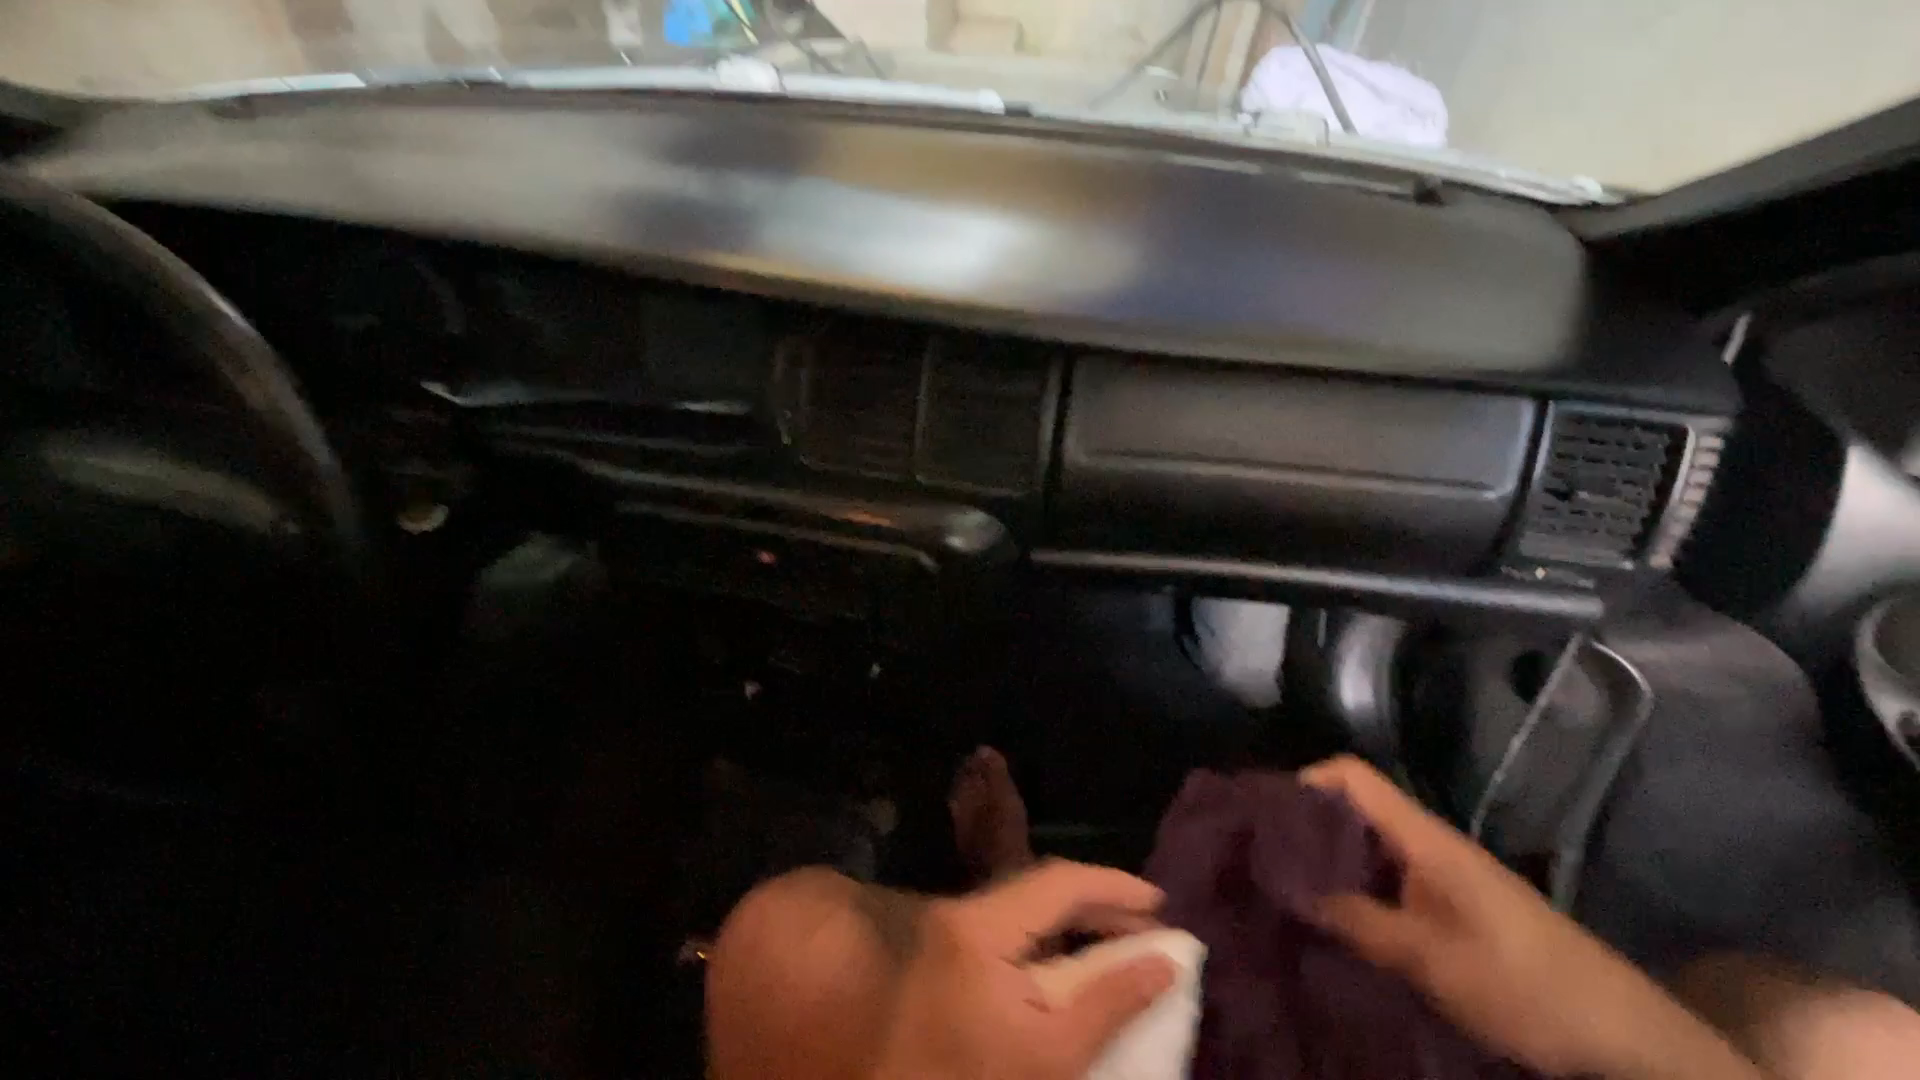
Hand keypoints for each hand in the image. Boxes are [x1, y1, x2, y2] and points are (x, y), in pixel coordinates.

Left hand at [874, 859, 1176, 1079]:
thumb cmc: (971, 1076)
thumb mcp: (1051, 1055)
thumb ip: (1110, 1003)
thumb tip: (1164, 963)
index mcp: (981, 926)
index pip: (1057, 881)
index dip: (1113, 885)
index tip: (1160, 902)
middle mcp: (963, 914)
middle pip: (1042, 890)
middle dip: (1100, 905)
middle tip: (1151, 926)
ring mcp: (952, 932)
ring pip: (1028, 910)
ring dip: (1077, 922)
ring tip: (1125, 942)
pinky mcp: (950, 953)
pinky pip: (1013, 931)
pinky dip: (1051, 941)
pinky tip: (1079, 964)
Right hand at [1301, 757, 1762, 1079]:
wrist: (1626, 1040)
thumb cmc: (1527, 985)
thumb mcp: (1432, 959)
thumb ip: (1356, 919)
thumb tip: (1284, 887)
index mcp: (1425, 838)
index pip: (1351, 776)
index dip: (1303, 783)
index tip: (1261, 820)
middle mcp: (1428, 847)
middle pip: (1351, 811)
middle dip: (1301, 831)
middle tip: (1254, 863)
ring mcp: (1440, 880)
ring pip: (1364, 852)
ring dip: (1323, 869)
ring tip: (1277, 895)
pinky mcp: (1448, 912)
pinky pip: (1383, 887)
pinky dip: (1350, 897)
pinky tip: (1327, 928)